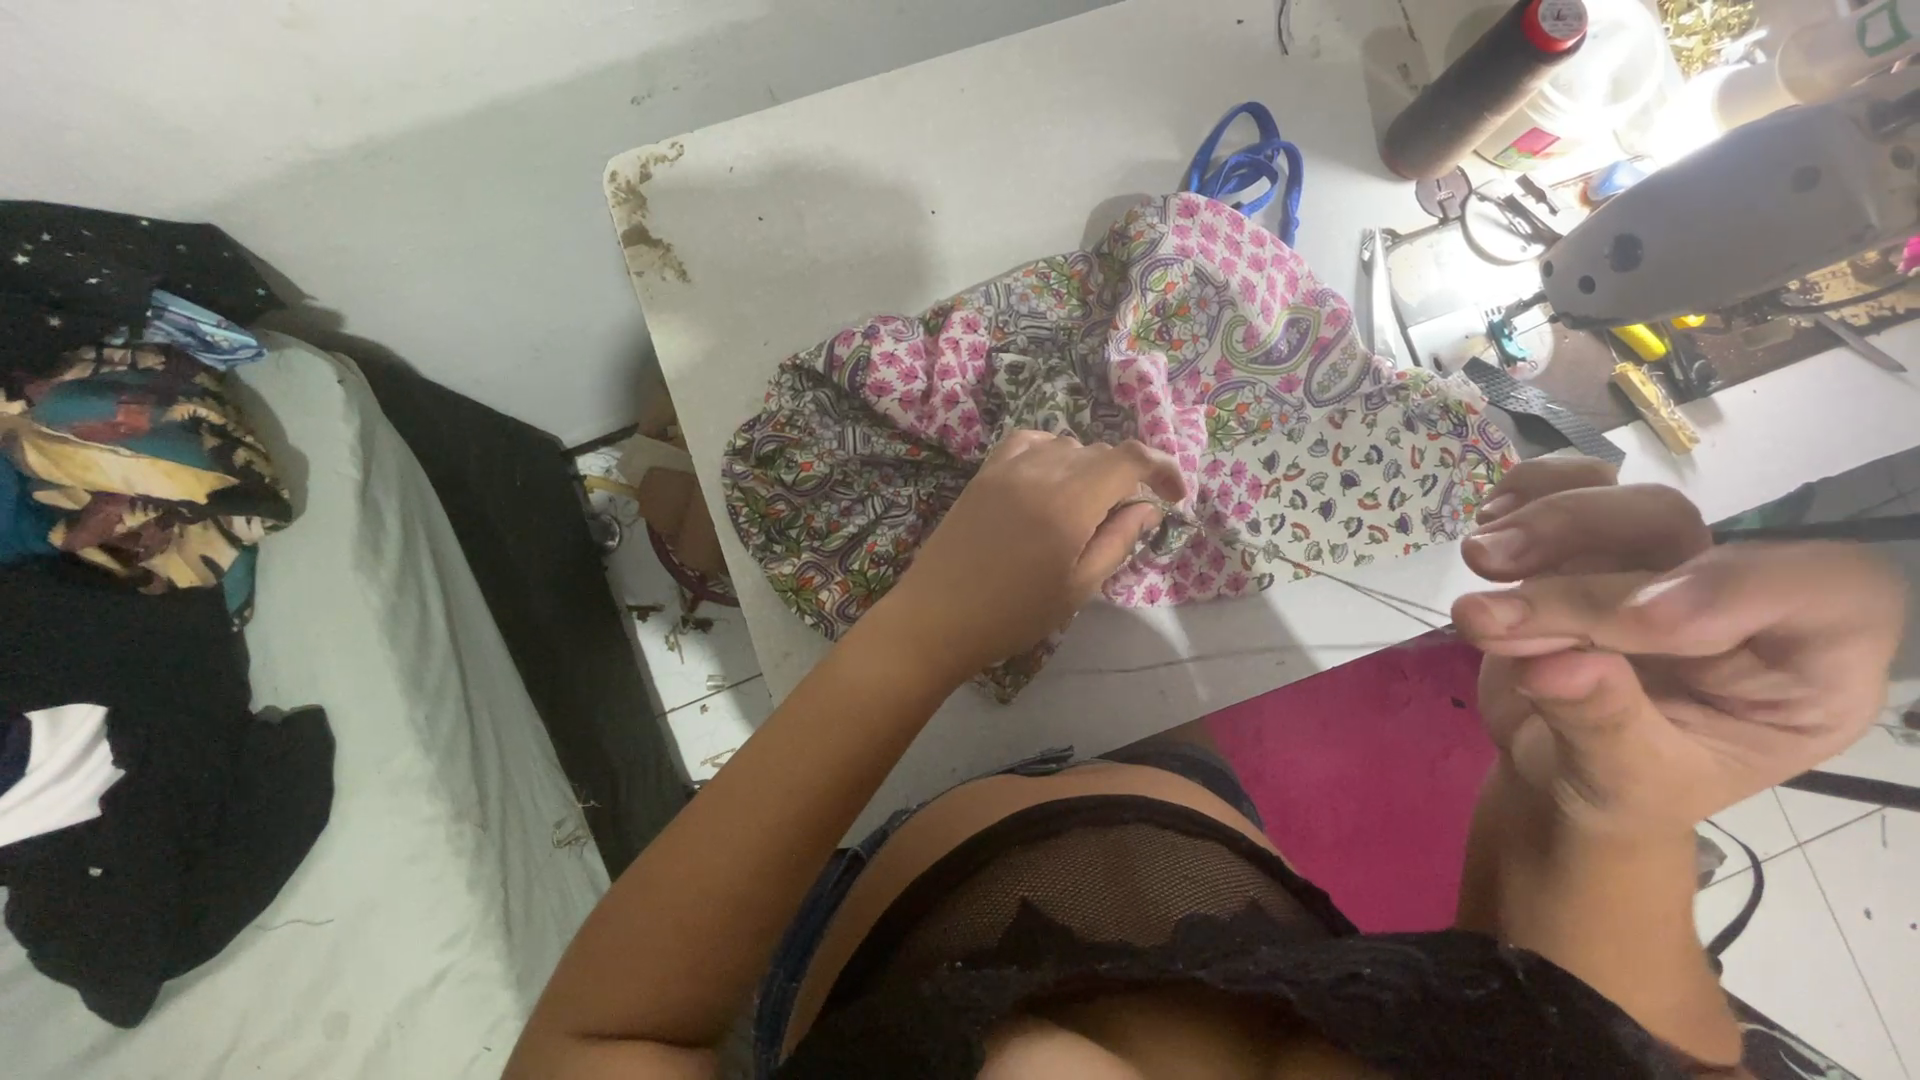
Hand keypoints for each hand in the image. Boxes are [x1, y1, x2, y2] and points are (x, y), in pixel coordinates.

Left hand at [863, 430, 1185, 683]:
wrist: (936, 618)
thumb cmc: (1012, 615)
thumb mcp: (1078, 588)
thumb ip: (1118, 541)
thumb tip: (1147, 507)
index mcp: (1071, 503)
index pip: (1130, 458)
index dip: (1162, 468)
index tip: (1174, 494)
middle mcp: (1041, 472)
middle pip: (1100, 451)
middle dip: (1125, 476)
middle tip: (1126, 515)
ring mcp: (1007, 468)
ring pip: (1067, 445)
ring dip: (1089, 467)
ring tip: (1085, 505)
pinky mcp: (983, 473)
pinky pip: (1028, 443)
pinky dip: (1050, 453)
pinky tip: (1049, 480)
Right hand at [1451, 459, 1906, 836]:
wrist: (1556, 771)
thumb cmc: (1615, 791)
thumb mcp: (1623, 785)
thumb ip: (1602, 726)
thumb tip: (1553, 666)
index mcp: (1800, 670)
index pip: (1822, 591)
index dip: (1734, 588)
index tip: (1634, 623)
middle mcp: (1738, 604)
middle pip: (1690, 533)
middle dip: (1585, 557)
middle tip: (1497, 582)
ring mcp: (1657, 568)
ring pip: (1625, 503)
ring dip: (1545, 522)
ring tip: (1478, 558)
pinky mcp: (1590, 551)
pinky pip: (1574, 489)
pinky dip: (1526, 493)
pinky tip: (1488, 524)